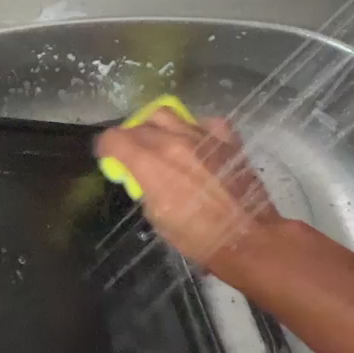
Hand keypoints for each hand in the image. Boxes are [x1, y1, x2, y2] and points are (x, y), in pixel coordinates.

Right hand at [93, 109, 282, 268]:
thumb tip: (143, 177)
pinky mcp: (226, 140)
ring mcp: (201, 137)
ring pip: (166, 114)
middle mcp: (172, 142)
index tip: (108, 158)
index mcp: (149, 164)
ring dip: (156, 127)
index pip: (113, 138)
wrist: (247, 239)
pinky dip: (193, 128)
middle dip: (129, 138)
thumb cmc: (196, 237)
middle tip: (133, 154)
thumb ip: (144, 186)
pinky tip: (194, 142)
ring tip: (160, 142)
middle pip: (138, 124)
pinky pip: (203, 122)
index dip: (105, 148)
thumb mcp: (156, 216)